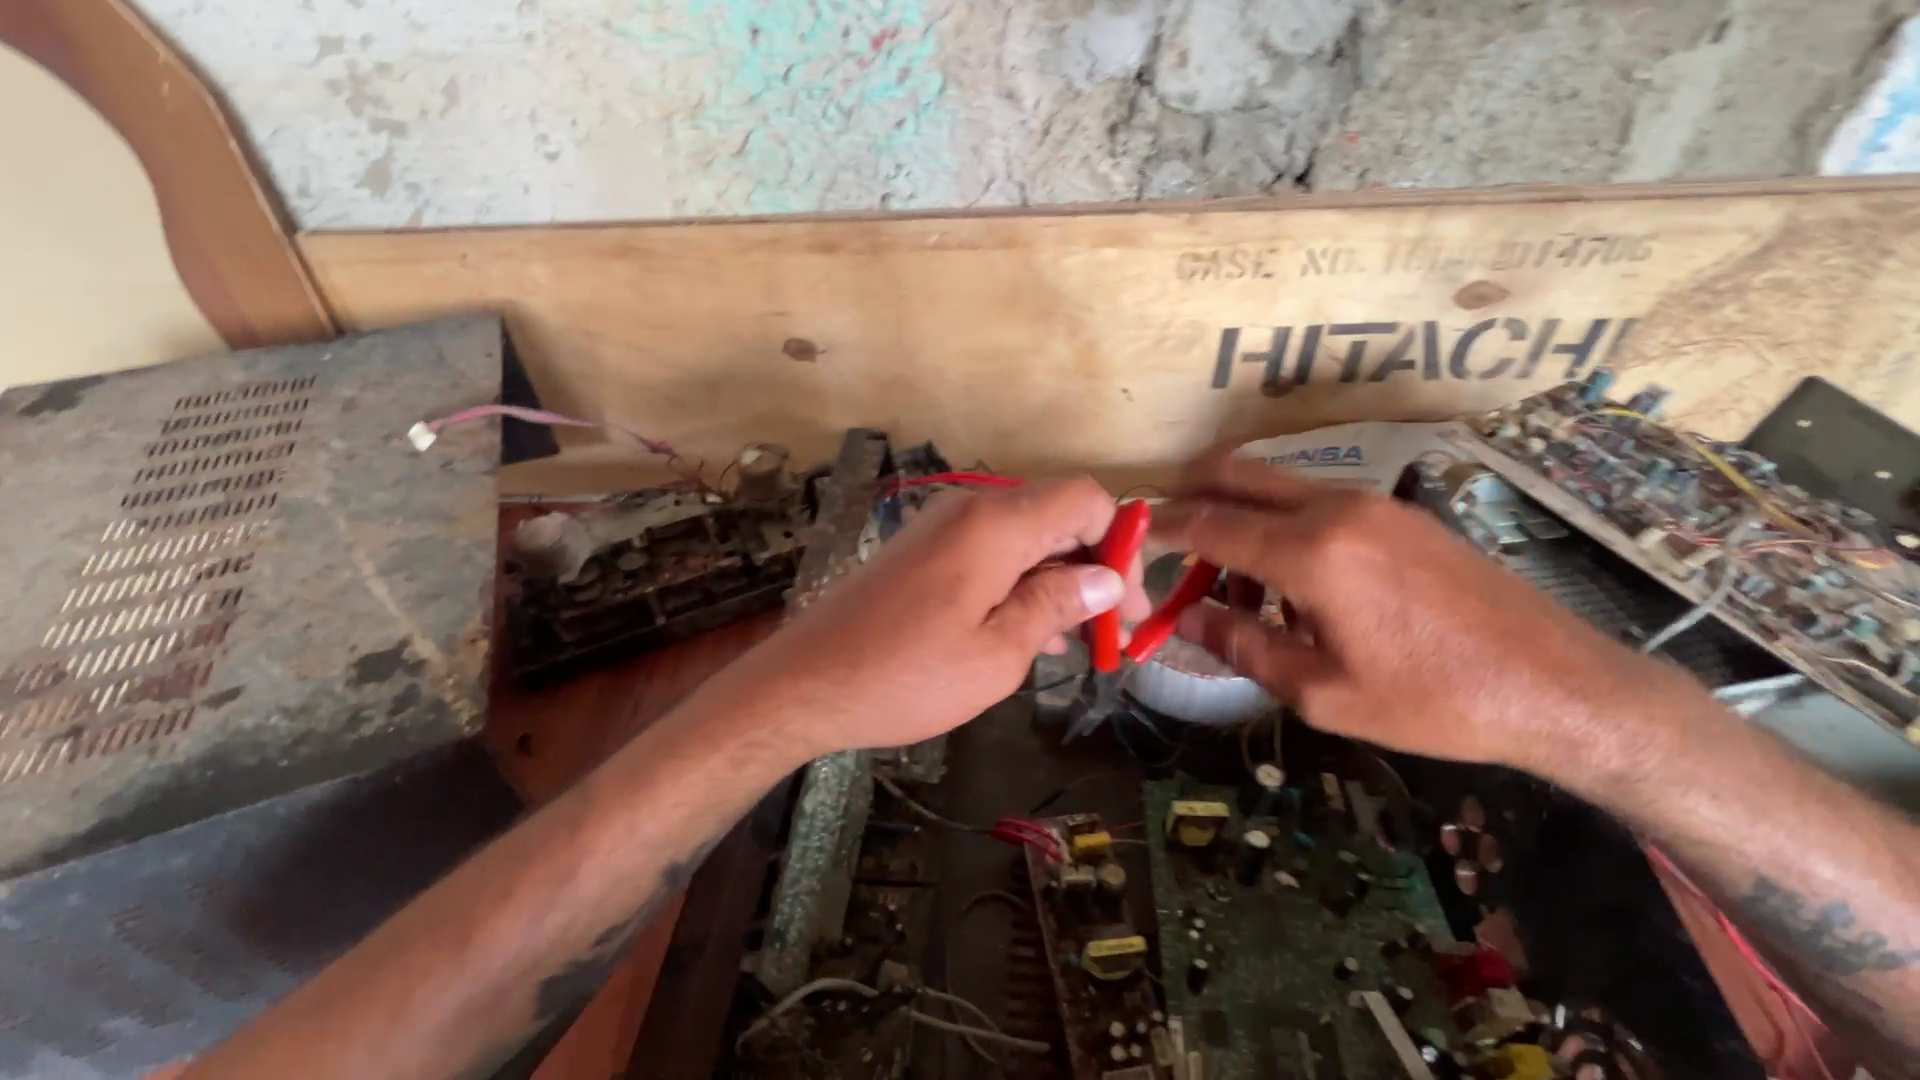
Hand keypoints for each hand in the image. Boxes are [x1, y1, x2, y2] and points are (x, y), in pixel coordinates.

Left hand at [696, 475, 1148, 763]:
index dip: (1119, 543)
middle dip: (1092, 565)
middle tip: (1109, 629)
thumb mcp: (996, 654)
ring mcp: (940, 528)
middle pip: (1056, 514)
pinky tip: (1029, 632)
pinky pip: (988, 552)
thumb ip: (1055, 607)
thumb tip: (1106, 580)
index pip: (1084, 498)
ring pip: (1023, 536)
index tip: (1127, 603)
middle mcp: (969, 510)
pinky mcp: (922, 551)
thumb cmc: (905, 677)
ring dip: (1056, 579)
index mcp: (994, 525)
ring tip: (1074, 641)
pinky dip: (1018, 582)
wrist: (803, 684)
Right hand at [1153, 447, 1702, 774]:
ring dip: (1238, 521)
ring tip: (1238, 598)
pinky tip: (1294, 591)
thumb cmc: (1432, 701)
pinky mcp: (1398, 513)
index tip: (1128, 540)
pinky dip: (1280, 529)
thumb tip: (1181, 620)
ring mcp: (1372, 503)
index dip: (1159, 529)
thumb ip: (1239, 646)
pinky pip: (1315, 503)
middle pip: (1236, 472)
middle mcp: (1335, 507)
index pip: (1208, 522)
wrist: (1558, 686)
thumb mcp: (1320, 692)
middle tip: (1167, 545)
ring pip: (1274, 487)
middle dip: (1189, 497)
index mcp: (1311, 552)